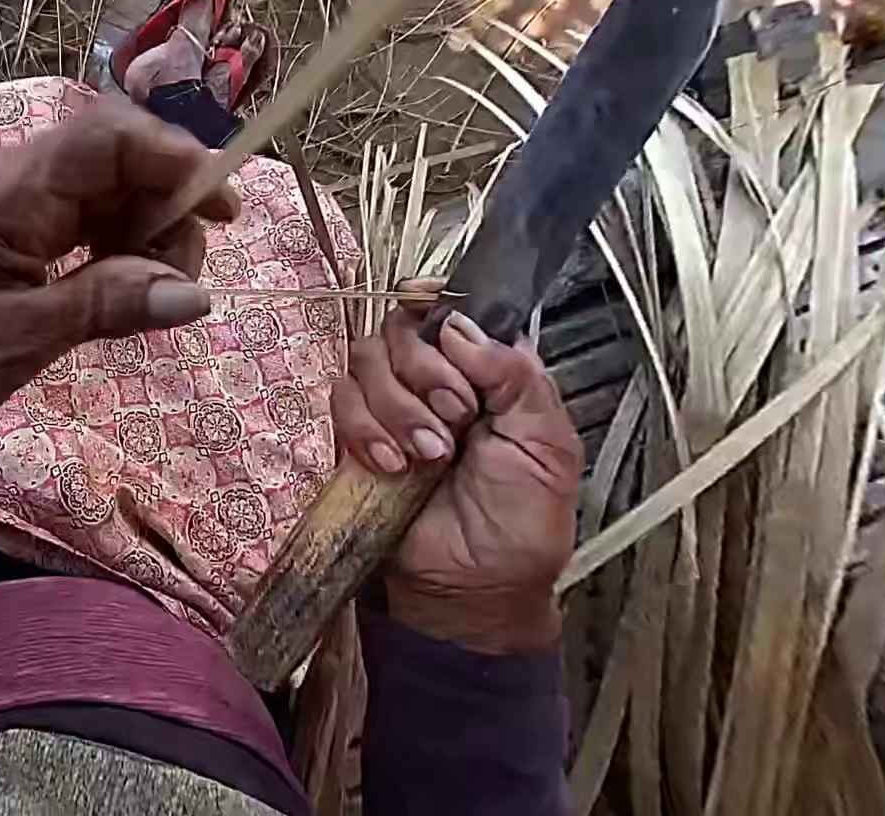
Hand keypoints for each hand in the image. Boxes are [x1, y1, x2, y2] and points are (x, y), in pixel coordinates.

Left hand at [0, 98, 240, 474]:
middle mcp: (18, 176)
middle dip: (169, 205)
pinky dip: (131, 241)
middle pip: (120, 157)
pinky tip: (133, 278)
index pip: (103, 139)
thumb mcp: (25, 336)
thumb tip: (196, 295)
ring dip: (155, 228)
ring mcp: (28, 195)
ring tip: (157, 286)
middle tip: (183, 272)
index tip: (222, 208)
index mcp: (6, 193)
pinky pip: (102, 210)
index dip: (173, 158)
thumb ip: (107, 305)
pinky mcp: (36, 218)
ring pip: (119, 184)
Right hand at [331, 299, 583, 652]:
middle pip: (399, 330)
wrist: (468, 583)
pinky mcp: (350, 430)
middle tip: (456, 417)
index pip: (444, 311)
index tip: (424, 303)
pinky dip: (364, 429)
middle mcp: (426, 377)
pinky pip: (339, 400)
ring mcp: (383, 402)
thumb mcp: (546, 447)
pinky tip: (391, 465)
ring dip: (397, 407)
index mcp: (480, 373)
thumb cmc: (517, 519)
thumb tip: (457, 327)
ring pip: (364, 361)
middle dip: (425, 371)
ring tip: (429, 455)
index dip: (429, 300)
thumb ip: (516, 379)